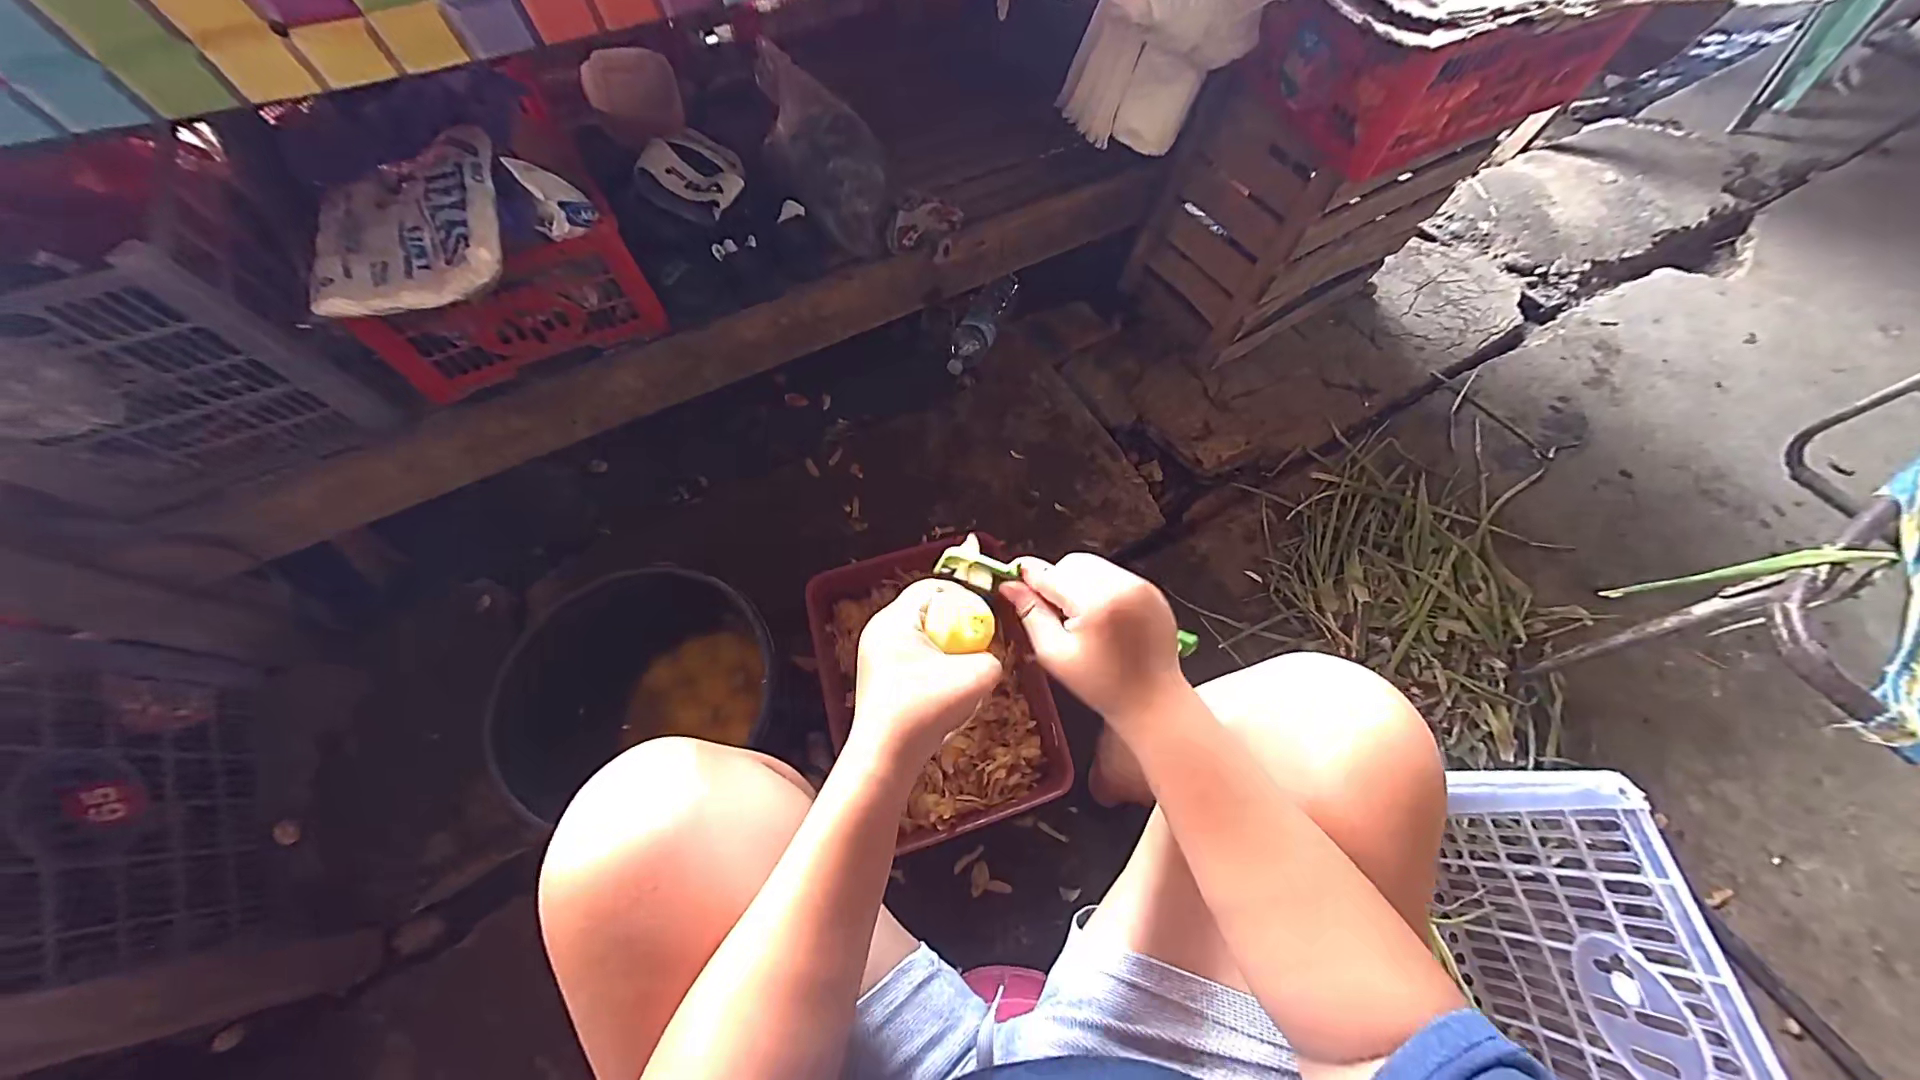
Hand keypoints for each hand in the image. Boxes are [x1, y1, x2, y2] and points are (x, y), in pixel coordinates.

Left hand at [850, 578, 1002, 767]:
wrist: (885, 759)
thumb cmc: (920, 713)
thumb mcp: (976, 677)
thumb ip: (993, 658)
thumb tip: (989, 658)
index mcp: (894, 620)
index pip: (933, 586)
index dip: (964, 599)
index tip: (981, 622)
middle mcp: (879, 632)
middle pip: (930, 612)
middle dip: (957, 631)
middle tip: (973, 651)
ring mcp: (877, 657)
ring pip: (925, 640)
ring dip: (948, 656)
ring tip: (956, 680)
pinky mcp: (882, 679)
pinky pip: (916, 662)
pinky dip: (935, 674)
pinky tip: (941, 697)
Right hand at [999, 554, 1186, 725]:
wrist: (1152, 700)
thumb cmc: (1104, 686)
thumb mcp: (1055, 654)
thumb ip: (1031, 614)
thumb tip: (1010, 588)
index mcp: (1098, 603)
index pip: (1051, 574)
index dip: (1028, 576)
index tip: (1013, 578)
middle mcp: (1123, 587)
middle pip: (1071, 563)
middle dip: (1056, 581)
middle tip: (1053, 612)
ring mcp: (1141, 587)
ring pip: (1091, 565)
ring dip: (1077, 583)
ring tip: (1079, 618)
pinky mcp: (1151, 590)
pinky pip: (1113, 574)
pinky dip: (1099, 588)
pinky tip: (1099, 617)